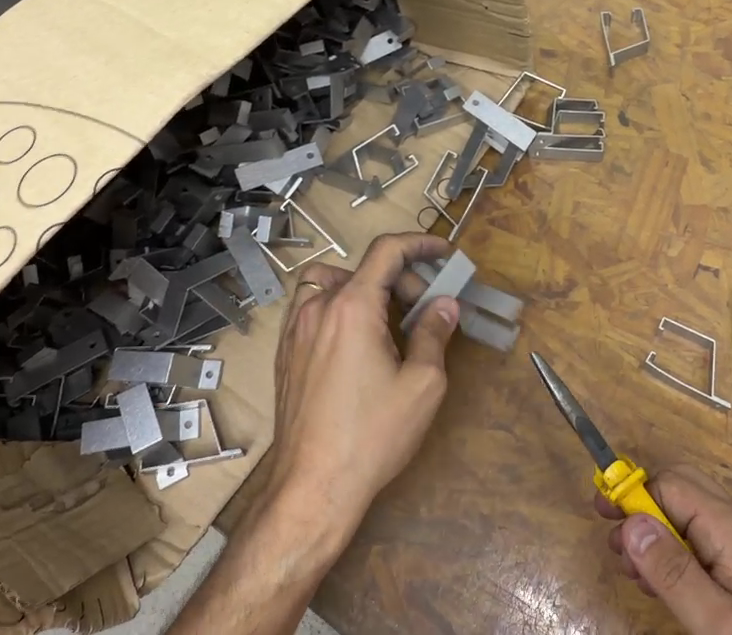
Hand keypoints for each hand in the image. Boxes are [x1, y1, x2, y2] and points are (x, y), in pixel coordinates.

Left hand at [262, 232, 460, 541]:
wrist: (313, 486)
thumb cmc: (372, 435)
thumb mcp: (422, 384)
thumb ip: (434, 334)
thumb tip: (445, 305)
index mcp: (352, 307)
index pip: (387, 251)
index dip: (420, 244)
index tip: (444, 254)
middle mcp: (318, 309)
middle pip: (364, 269)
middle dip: (403, 280)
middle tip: (430, 309)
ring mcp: (295, 332)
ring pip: (332, 284)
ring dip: (366, 289)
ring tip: (392, 320)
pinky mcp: (285, 355)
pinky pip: (312, 309)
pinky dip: (340, 308)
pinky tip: (360, 342)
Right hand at [596, 464, 731, 633]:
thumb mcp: (717, 624)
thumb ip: (674, 573)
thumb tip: (632, 524)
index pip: (671, 484)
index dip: (634, 497)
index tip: (604, 523)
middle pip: (682, 488)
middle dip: (644, 509)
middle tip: (619, 552)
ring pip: (691, 513)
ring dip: (658, 533)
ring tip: (638, 578)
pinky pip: (706, 539)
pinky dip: (678, 552)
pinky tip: (667, 587)